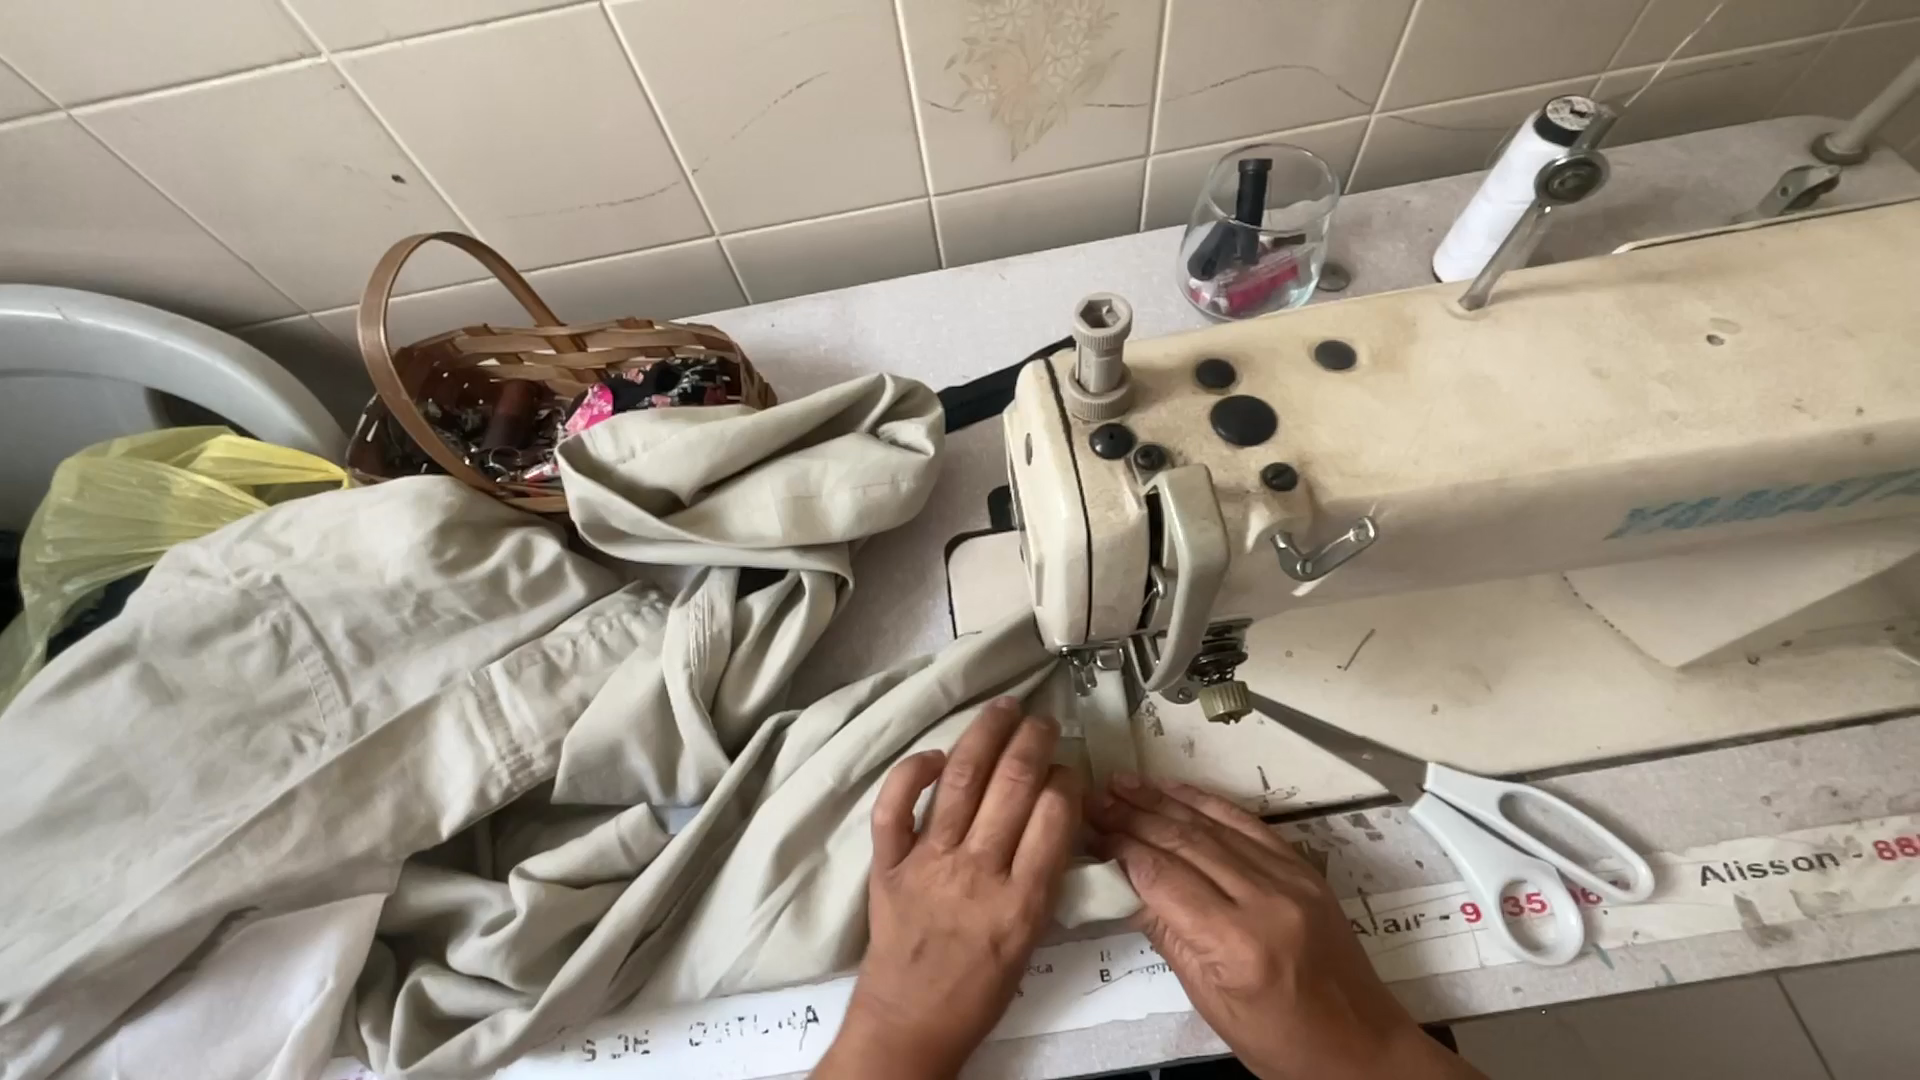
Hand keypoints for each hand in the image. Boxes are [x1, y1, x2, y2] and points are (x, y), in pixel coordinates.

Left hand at [812, 698, 1079, 1079]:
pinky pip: (894, 807)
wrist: (910, 1025)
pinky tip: (936, 755)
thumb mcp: (1032, 940)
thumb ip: (1043, 876)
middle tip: (1042, 720)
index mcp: (1021, 901)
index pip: (1054, 815)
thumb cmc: (979, 988)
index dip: (1066, 778)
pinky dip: (912, 774)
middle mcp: (977, 872)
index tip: (1068, 767)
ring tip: (1004, 709)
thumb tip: (1056, 812)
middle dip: (1033, 741)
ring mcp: (928, 863)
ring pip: (961, 781)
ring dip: (985, 735)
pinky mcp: (887, 864)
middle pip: (1012, 784)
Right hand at [1086, 774, 1483, 1079]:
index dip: (1120, 848)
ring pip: (1209, 824)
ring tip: (1120, 783)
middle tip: (1092, 797)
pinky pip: (1243, 821)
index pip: (1162, 877)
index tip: (1088, 828)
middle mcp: (1264, 899)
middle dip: (1131, 816)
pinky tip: (1171, 788)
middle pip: (1182, 842)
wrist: (1363, 1048)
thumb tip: (1120, 879)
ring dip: (1159, 800)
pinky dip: (1203, 801)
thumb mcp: (1209, 1000)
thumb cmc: (1279, 1041)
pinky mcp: (1300, 864)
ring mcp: (1287, 875)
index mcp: (1237, 943)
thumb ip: (1165, 932)